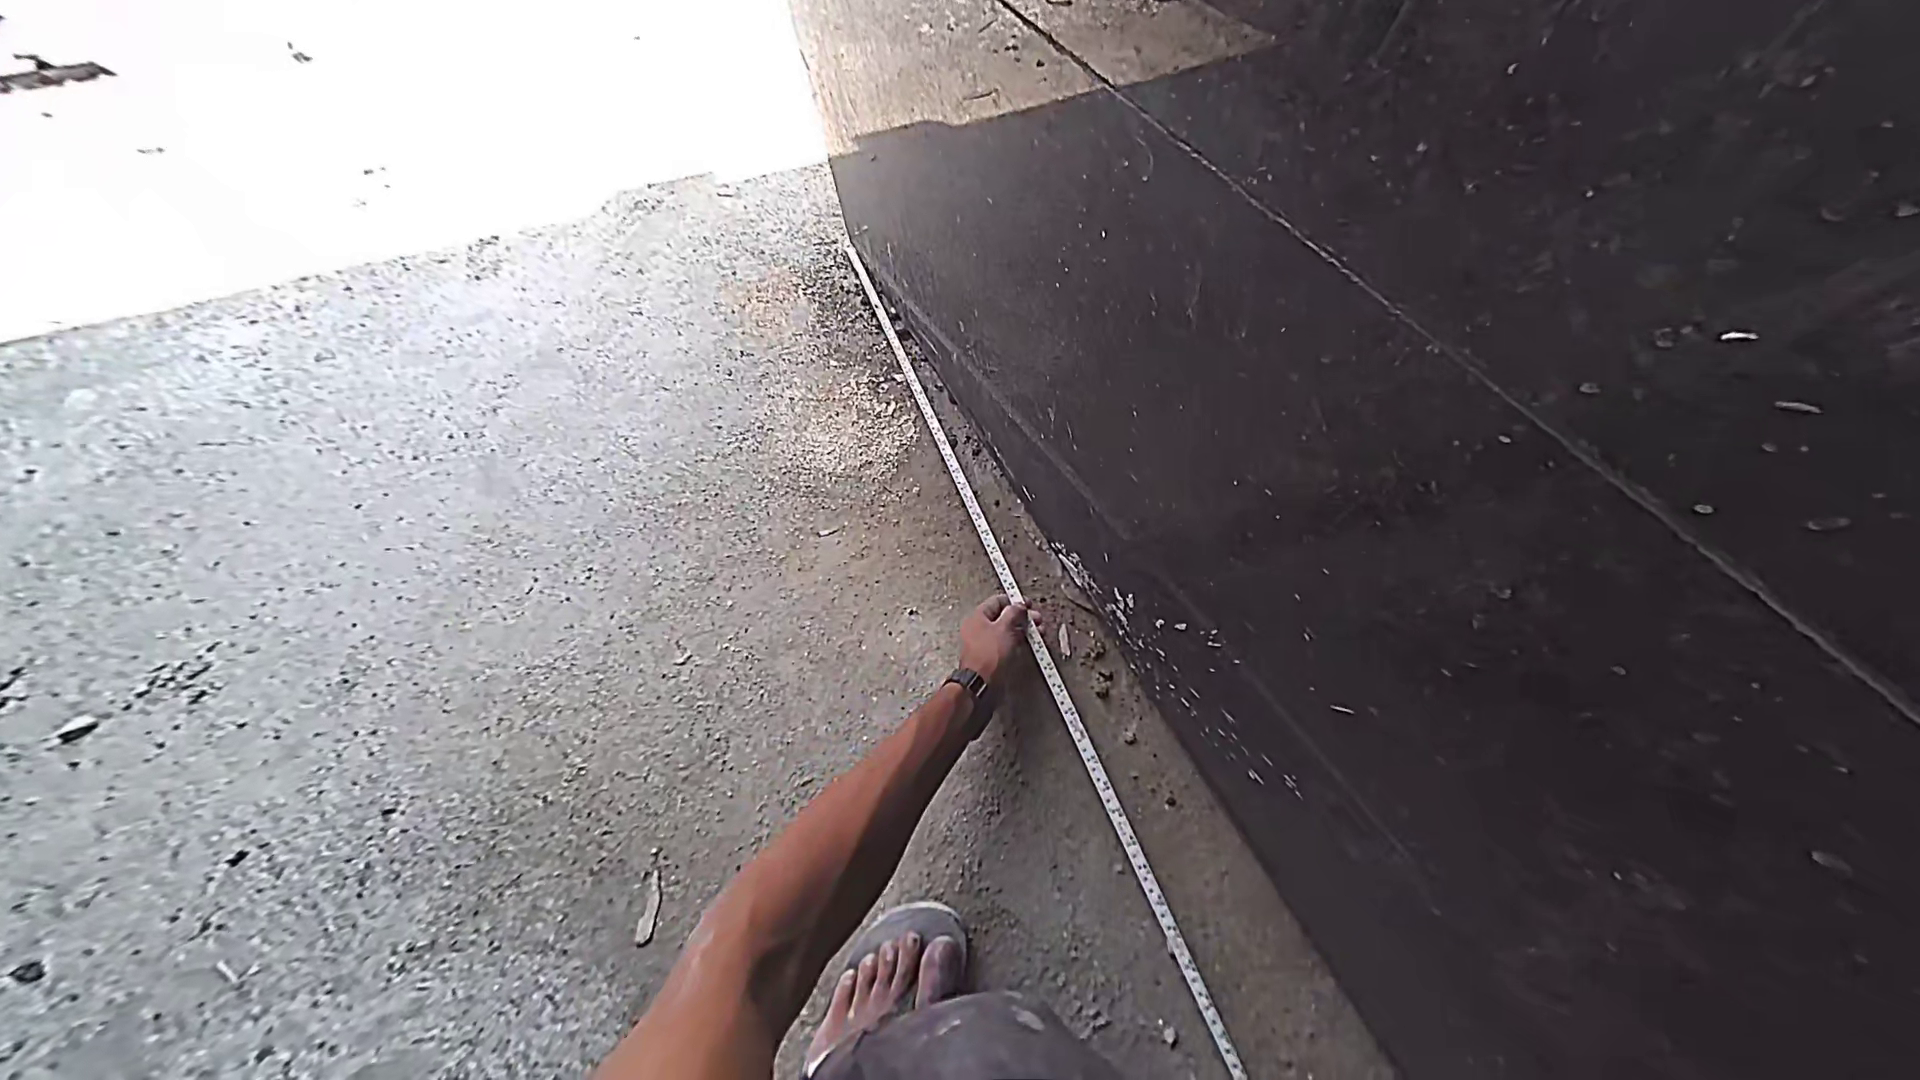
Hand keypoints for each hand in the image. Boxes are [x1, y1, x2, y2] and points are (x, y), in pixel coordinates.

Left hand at [957, 592, 1031, 685]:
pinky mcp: (992, 655)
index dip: (1014, 601)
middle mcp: (980, 628)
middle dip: (1023, 617)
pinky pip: (1007, 643)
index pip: (997, 601)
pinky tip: (1031, 642)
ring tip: (1039, 632)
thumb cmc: (989, 654)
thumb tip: (1019, 605)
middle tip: (1037, 620)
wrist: (981, 682)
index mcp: (978, 617)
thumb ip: (1013, 613)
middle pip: (1004, 616)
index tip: (1029, 605)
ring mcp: (986, 642)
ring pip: (1007, 630)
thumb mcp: (1004, 628)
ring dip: (1024, 629)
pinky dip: (1018, 641)